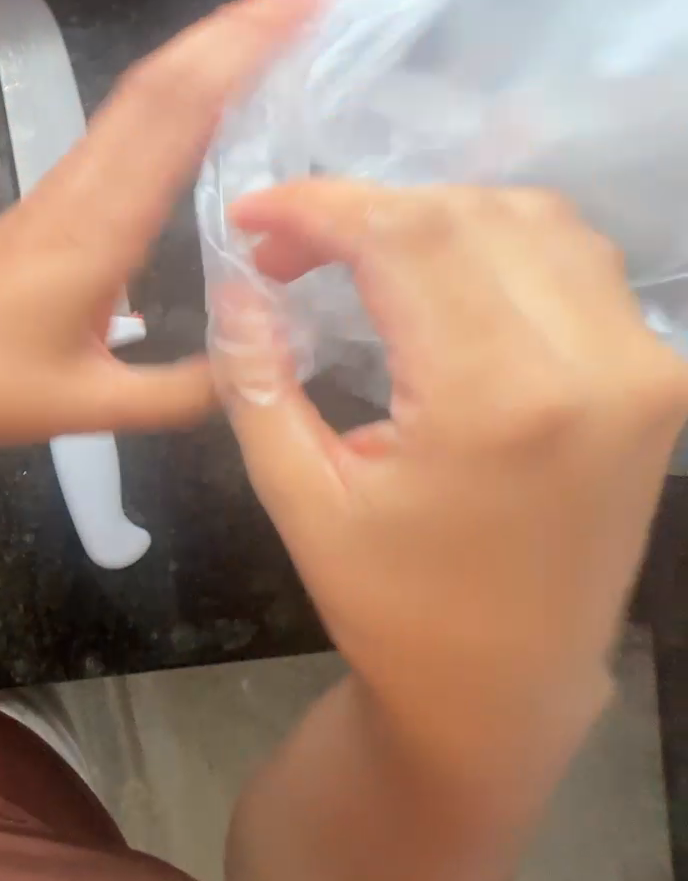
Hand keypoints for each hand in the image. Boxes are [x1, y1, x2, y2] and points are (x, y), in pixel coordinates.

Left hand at [0, 0, 326, 453]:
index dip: (247, 42)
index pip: (178, 113)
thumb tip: (261, 364)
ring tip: (262, 32)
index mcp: (94, 233)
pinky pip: (100, 143)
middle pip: (151, 89)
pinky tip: (180, 120)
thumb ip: (182, 392)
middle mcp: (69, 200)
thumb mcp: (90, 406)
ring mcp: (43, 204)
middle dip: (232, 29)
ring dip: (191, 61)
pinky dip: (154, 108)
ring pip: (122, 110)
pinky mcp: (27, 218)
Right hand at [214, 181, 687, 717]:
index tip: (249, 213)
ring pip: (535, 223)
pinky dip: (479, 244)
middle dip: (360, 209)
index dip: (322, 207)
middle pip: (477, 215)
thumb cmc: (381, 594)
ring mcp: (644, 365)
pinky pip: (568, 263)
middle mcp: (597, 363)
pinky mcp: (652, 375)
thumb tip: (235, 289)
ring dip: (421, 220)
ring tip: (335, 258)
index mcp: (496, 400)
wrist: (501, 673)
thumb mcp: (292, 493)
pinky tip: (414, 277)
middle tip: (276, 250)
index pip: (413, 241)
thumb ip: (257, 381)